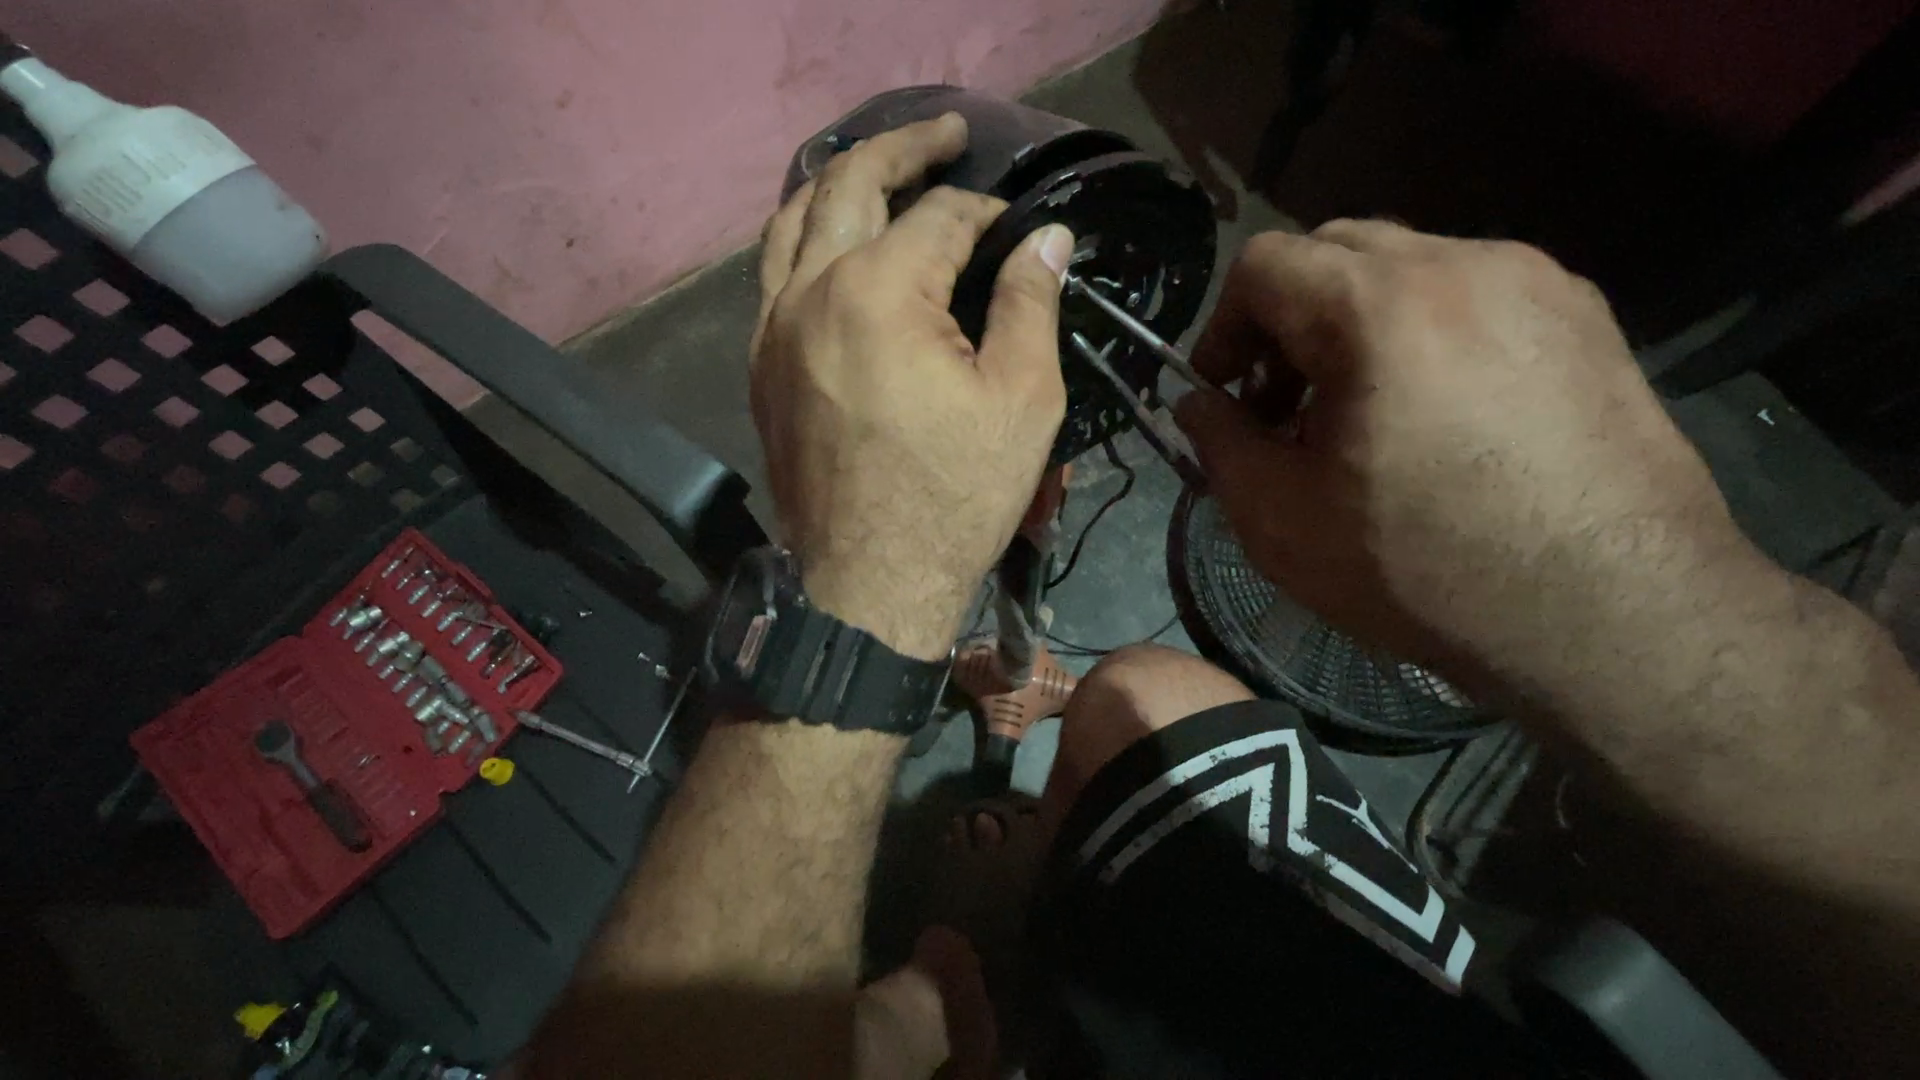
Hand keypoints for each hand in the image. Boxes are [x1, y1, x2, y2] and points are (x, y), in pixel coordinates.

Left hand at [753, 114, 1072, 660]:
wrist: (870, 583)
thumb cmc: (955, 498)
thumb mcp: (1022, 401)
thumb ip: (1030, 304)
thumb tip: (1046, 237)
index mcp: (878, 294)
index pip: (938, 217)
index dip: (988, 213)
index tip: (1020, 235)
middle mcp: (809, 293)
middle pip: (849, 185)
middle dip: (904, 150)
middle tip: (946, 136)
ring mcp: (772, 329)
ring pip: (792, 221)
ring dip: (839, 183)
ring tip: (881, 173)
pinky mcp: (761, 366)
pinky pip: (773, 276)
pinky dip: (804, 241)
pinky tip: (835, 247)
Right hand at [1175, 221, 1749, 694]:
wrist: (1608, 614)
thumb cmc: (1420, 569)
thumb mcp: (1278, 517)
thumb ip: (1218, 442)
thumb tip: (1196, 402)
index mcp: (1377, 307)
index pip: (1263, 263)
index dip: (1223, 326)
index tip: (1226, 394)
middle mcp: (1463, 264)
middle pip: (1335, 251)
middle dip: (1288, 319)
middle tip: (1285, 403)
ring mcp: (1538, 284)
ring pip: (1407, 268)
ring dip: (1355, 324)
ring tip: (1361, 413)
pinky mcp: (1588, 319)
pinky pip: (1474, 294)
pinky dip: (1425, 332)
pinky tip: (1435, 415)